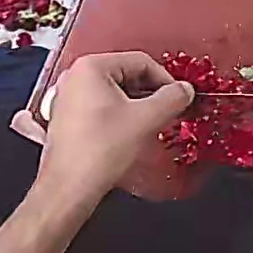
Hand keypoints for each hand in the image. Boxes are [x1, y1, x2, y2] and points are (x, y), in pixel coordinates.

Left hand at [28, 52, 192, 204]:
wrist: (68, 190)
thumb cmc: (102, 149)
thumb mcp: (146, 119)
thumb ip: (173, 98)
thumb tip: (186, 89)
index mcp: (91, 67)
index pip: (141, 62)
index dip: (165, 80)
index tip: (178, 98)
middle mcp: (75, 76)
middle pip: (127, 75)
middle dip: (151, 94)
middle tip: (167, 112)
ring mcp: (67, 97)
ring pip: (115, 92)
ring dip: (138, 106)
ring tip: (151, 124)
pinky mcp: (66, 117)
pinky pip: (101, 106)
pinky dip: (120, 115)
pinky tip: (130, 133)